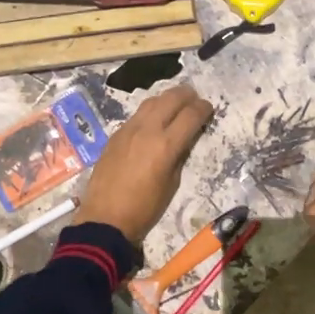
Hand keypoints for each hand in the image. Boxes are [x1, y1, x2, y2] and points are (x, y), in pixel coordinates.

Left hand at [74, 85, 215, 243]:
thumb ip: (179, 157)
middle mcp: (147, 130)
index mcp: (165, 145)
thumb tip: (184, 141)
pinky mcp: (115, 135)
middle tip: (195, 99)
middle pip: (171, 98)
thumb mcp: (171, 185)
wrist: (105, 218)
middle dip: (187, 95)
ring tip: (176, 104)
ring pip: (151, 101)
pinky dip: (150, 111)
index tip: (209, 109)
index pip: (190, 115)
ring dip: (167, 99)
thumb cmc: (144, 209)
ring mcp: (128, 130)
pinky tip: (153, 120)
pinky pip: (137, 115)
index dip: (204, 109)